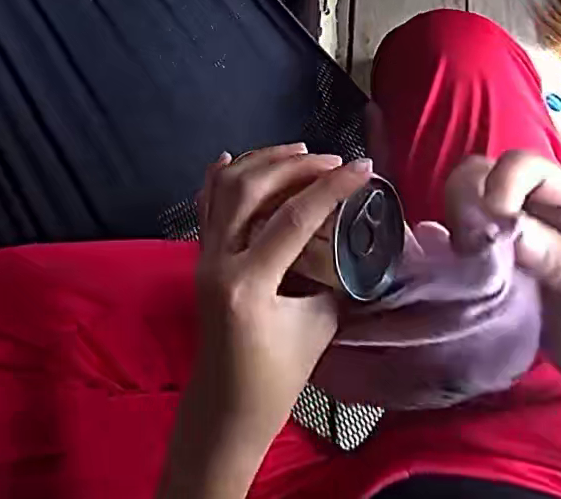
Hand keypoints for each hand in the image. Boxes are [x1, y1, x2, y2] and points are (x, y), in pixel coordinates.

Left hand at [156, 144, 372, 498]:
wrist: (224, 408)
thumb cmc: (274, 380)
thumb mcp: (315, 331)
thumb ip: (329, 278)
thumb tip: (347, 237)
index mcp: (248, 283)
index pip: (293, 219)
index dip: (330, 188)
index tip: (361, 168)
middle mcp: (217, 259)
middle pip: (251, 190)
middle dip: (292, 166)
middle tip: (329, 159)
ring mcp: (203, 254)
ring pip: (225, 188)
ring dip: (261, 162)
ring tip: (296, 152)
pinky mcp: (199, 255)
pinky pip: (206, 204)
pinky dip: (220, 178)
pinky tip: (233, 158)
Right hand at [445, 152, 560, 497]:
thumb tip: (503, 221)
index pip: (532, 170)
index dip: (502, 181)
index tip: (490, 218)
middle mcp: (558, 221)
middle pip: (494, 179)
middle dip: (471, 195)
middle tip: (466, 238)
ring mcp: (536, 253)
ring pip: (479, 211)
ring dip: (461, 222)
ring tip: (462, 257)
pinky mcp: (520, 285)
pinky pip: (479, 253)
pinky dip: (460, 254)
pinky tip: (458, 271)